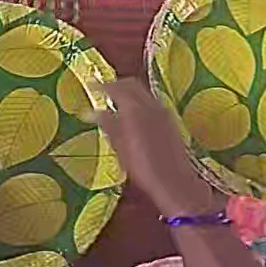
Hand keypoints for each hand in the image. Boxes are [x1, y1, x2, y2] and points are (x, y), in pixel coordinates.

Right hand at [95, 81, 223, 217]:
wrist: (174, 182)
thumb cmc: (142, 166)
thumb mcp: (119, 146)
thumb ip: (107, 124)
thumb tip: (92, 112)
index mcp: (134, 108)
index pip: (116, 87)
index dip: (102, 85)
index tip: (92, 86)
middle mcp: (151, 104)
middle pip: (132, 84)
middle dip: (117, 84)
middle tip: (104, 90)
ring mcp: (164, 111)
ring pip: (144, 92)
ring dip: (130, 92)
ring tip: (117, 103)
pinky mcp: (171, 120)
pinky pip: (152, 102)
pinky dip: (140, 101)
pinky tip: (134, 115)